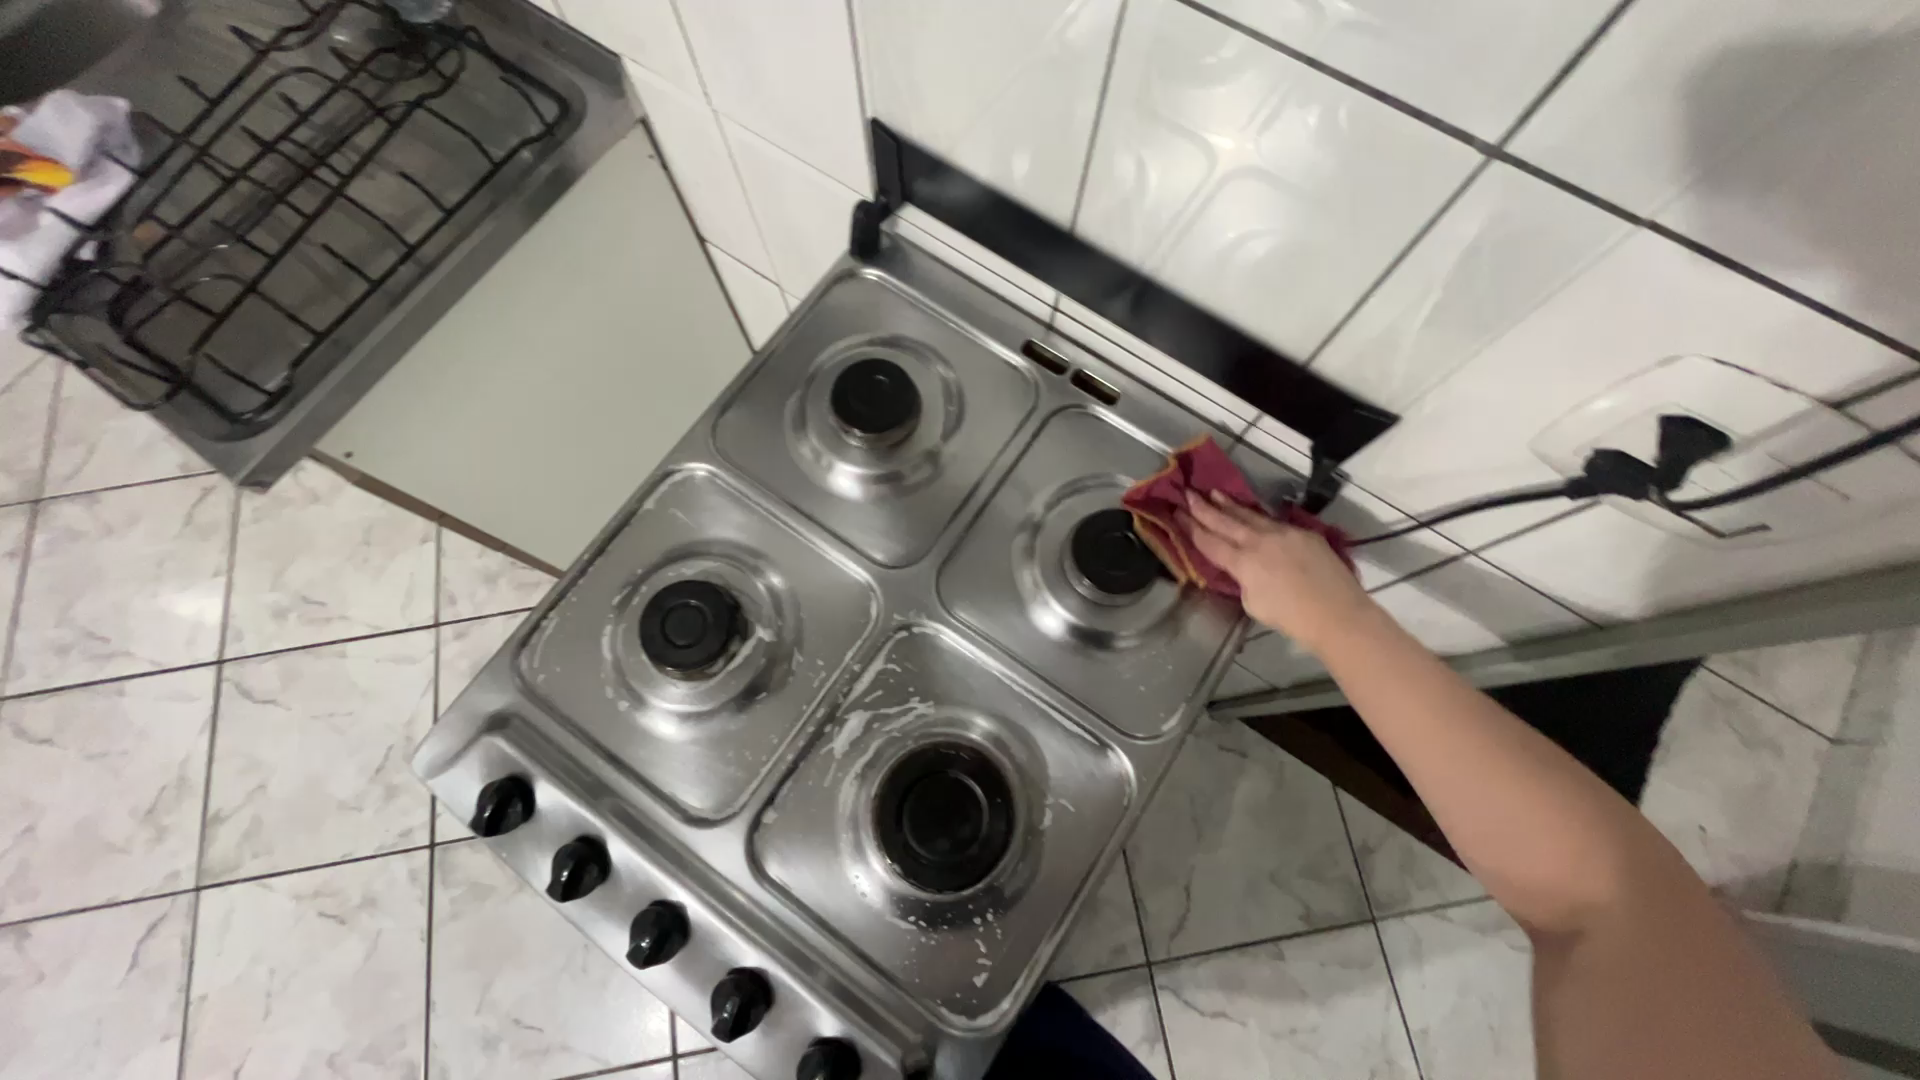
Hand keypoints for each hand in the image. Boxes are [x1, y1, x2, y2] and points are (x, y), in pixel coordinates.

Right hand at [1181, 490, 1376, 652]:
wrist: (1337, 614)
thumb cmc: (1291, 617)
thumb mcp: (1253, 603)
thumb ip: (1243, 581)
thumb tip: (1243, 570)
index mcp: (1243, 562)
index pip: (1209, 542)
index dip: (1190, 527)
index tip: (1176, 513)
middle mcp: (1260, 541)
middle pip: (1225, 521)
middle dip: (1204, 507)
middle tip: (1188, 493)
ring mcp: (1284, 534)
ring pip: (1250, 515)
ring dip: (1229, 505)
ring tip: (1215, 493)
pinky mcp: (1304, 534)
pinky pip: (1273, 521)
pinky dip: (1257, 515)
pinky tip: (1251, 512)